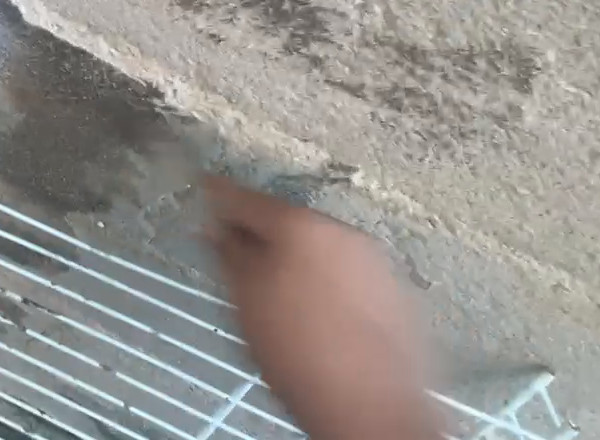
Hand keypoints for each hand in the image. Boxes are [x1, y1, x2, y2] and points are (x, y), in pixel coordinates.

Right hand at [206, 176, 444, 439]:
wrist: (374, 412)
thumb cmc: (297, 352)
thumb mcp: (246, 301)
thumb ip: (227, 253)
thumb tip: (214, 227)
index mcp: (299, 225)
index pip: (246, 198)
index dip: (218, 194)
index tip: (203, 188)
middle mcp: (341, 230)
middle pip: (288, 220)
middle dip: (262, 233)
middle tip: (238, 251)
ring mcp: (375, 260)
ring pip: (320, 246)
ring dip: (296, 255)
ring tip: (279, 286)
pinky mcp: (397, 292)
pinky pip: (348, 271)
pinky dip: (327, 278)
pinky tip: (317, 308)